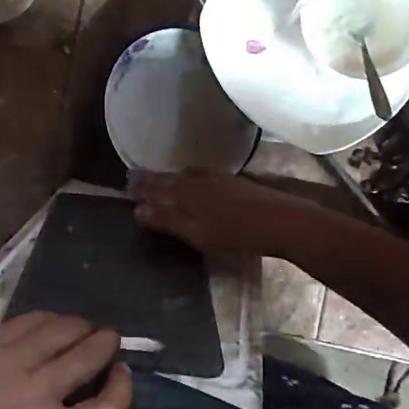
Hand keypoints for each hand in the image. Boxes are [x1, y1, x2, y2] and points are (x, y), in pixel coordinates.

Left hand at [0, 314, 130, 408]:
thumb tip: (88, 393)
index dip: (124, 390)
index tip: (122, 376)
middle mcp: (31, 392)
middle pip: (90, 353)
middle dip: (107, 343)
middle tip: (109, 342)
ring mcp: (6, 359)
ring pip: (62, 326)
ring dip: (82, 325)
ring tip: (84, 328)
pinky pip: (29, 320)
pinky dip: (48, 319)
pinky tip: (50, 324)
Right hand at [129, 170, 332, 258]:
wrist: (283, 222)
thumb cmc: (236, 233)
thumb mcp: (197, 232)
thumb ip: (168, 220)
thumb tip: (138, 210)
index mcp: (186, 191)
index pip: (156, 186)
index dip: (140, 187)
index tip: (124, 186)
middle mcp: (199, 179)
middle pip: (170, 178)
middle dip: (152, 179)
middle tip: (136, 179)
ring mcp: (219, 179)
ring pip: (187, 175)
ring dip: (171, 177)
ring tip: (162, 180)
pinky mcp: (235, 184)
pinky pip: (202, 176)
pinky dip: (190, 179)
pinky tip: (197, 185)